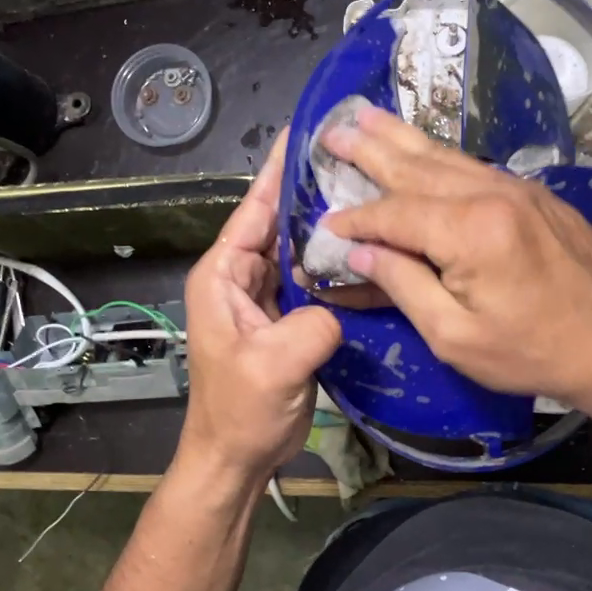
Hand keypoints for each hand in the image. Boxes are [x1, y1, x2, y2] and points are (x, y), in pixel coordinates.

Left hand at [177, 131, 341, 484]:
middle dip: (311, 191)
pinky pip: (309, 278)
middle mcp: (239, 277)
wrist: (237, 457)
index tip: (308, 132)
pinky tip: (365, 248)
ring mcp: (263, 298)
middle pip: (278, 222)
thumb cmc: (239, 412)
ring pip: (297, 248)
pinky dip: (332, 262)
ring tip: (369, 192)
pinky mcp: (285, 319)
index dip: (280, 172)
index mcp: (222, 275)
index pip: (253, 210)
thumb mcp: (272, 368)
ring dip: (325, 225)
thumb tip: (340, 306)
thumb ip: (310, 328)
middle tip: (358, 158)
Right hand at [317, 106, 591, 420]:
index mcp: (469, 230)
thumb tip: (360, 252)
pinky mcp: (532, 194)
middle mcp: (490, 194)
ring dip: (400, 138)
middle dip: (369, 149)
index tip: (324, 223)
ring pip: (444, 157)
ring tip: (365, 117)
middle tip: (331, 131)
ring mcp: (515, 188)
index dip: (355, 219)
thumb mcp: (454, 335)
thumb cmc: (530, 351)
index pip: (393, 214)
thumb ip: (403, 285)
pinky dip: (437, 154)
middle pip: (415, 166)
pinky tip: (421, 148)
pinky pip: (471, 166)